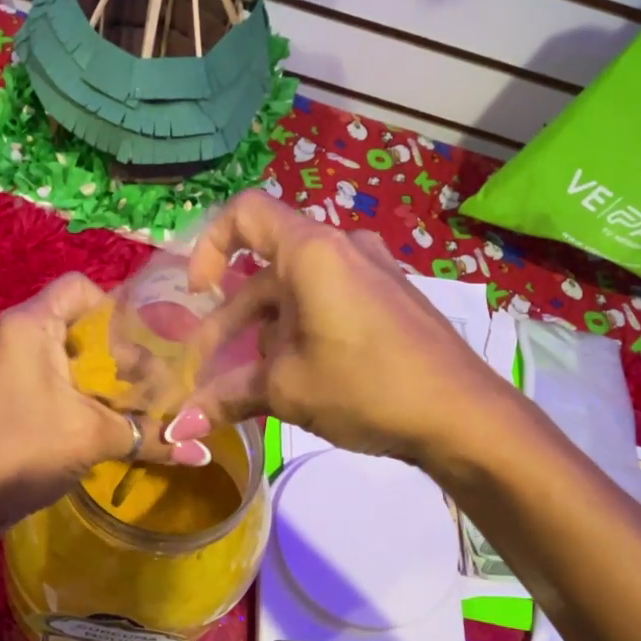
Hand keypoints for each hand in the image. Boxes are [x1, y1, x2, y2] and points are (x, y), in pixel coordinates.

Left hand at [0, 273, 171, 532]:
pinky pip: (57, 382)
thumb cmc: (24, 450)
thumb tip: (203, 453)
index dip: (120, 310)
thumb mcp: (94, 437)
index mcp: (32, 324)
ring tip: (138, 409)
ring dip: (106, 382)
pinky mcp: (11, 396)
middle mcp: (18, 335)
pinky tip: (109, 426)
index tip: (149, 348)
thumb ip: (150, 435)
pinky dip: (85, 398)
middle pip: (82, 325)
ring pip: (71, 358)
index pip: (83, 288)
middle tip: (152, 386)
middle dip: (121, 354)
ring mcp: (11, 367)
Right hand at [169, 191, 516, 464]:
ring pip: (296, 291)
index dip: (209, 246)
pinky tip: (300, 378)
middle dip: (230, 320)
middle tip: (208, 370)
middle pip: (266, 269)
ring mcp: (371, 272)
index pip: (244, 214)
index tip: (198, 295)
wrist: (462, 415)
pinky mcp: (389, 299)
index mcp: (311, 251)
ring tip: (253, 383)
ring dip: (264, 332)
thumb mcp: (286, 391)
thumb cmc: (365, 387)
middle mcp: (341, 248)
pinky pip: (327, 301)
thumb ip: (226, 398)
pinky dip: (299, 330)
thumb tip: (178, 427)